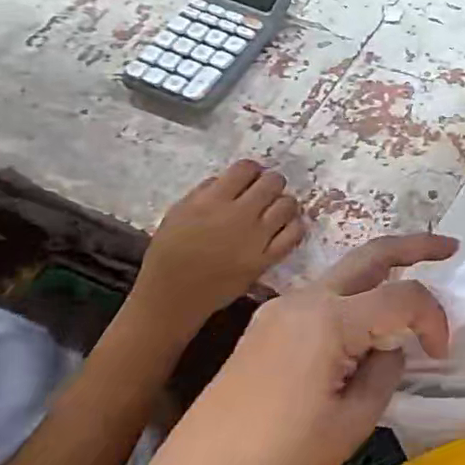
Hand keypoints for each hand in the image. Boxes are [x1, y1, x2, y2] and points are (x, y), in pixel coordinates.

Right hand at [131, 160, 307, 331]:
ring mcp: (255, 238)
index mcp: (211, 202)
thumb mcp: (178, 212)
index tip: (247, 178)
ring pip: (288, 204)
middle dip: (269, 182)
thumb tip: (234, 177)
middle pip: (273, 182)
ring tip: (272, 211)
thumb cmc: (170, 253)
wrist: (172, 297)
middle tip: (262, 193)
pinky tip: (281, 228)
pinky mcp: (266, 259)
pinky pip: (294, 233)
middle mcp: (238, 216)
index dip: (249, 170)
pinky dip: (292, 226)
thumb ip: (206, 190)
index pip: (247, 168)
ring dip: (282, 203)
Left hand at [143, 233, 458, 464]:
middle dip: (415, 245)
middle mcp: (305, 299)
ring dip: (383, 272)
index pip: (403, 297)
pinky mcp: (265, 323)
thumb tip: (388, 347)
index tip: (442, 353)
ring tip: (411, 286)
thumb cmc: (280, 459)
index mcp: (330, 320)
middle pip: (372, 254)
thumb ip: (386, 370)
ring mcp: (280, 307)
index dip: (435, 318)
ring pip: (345, 272)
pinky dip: (353, 298)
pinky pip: (321, 295)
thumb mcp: (354, 421)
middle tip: (450, 246)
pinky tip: (361, 326)